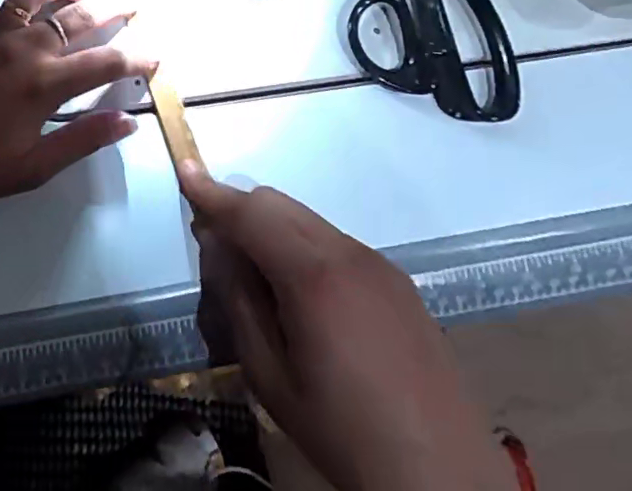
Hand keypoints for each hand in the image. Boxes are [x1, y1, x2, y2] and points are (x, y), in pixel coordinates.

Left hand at [0, 0, 156, 209]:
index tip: (155, 57)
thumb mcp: (34, 167)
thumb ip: (82, 140)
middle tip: (130, 2)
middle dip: (110, 9)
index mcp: (44, 85)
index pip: (105, 63)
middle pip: (75, 19)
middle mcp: (22, 49)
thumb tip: (128, 121)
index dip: (136, 58)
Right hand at [179, 163, 511, 490]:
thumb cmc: (342, 432)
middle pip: (278, 204)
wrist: (447, 483)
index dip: (212, 192)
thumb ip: (237, 297)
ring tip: (254, 271)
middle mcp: (350, 256)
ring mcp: (381, 267)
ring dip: (270, 226)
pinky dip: (301, 243)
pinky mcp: (400, 284)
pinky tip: (299, 290)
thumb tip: (216, 243)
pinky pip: (334, 242)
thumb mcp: (268, 373)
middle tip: (212, 239)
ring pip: (307, 219)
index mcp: (314, 276)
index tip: (184, 170)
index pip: (250, 213)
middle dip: (238, 208)